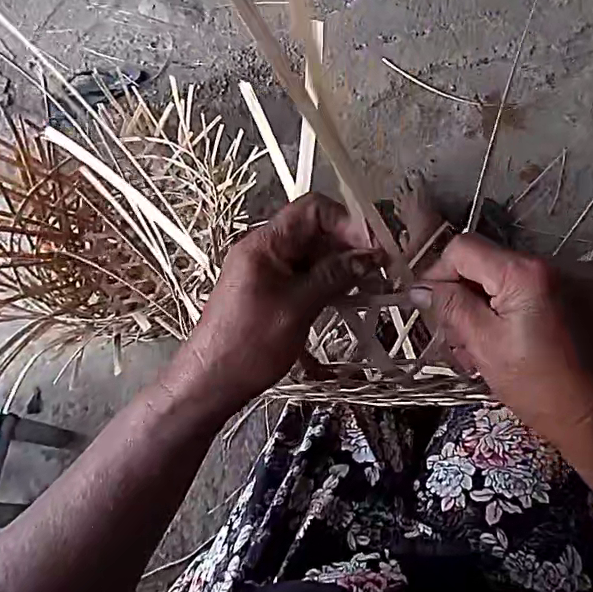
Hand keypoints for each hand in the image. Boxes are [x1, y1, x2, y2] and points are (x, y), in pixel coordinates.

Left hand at [161, 194, 377, 415]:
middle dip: (351, 243)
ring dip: (345, 263)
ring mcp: (269, 269)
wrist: (210, 382)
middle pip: (316, 229)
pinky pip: (308, 273)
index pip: (312, 209)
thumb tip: (369, 256)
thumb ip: (333, 276)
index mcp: (265, 244)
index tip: (374, 244)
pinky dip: (331, 279)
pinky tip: (353, 294)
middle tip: (382, 265)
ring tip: (373, 282)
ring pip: (315, 252)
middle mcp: (267, 249)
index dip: (347, 221)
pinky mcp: (274, 289)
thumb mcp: (297, 308)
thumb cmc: (248, 345)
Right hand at [412, 234, 592, 473]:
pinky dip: (514, 314)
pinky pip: (536, 294)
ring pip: (510, 282)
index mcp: (527, 272)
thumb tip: (421, 288)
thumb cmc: (544, 390)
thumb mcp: (486, 347)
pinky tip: (511, 350)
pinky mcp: (585, 301)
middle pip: (488, 264)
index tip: (431, 308)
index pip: (464, 248)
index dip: (438, 273)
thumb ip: (451, 308)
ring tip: (482, 353)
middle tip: (456, 342)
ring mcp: (574, 282)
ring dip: (487, 309)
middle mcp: (554, 265)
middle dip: (464, 297)